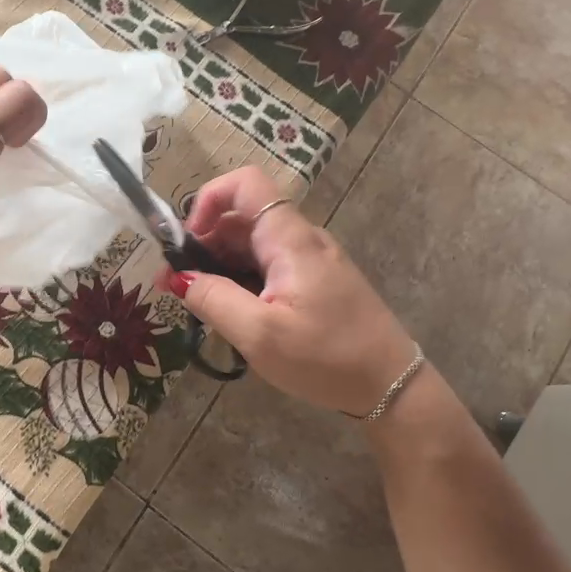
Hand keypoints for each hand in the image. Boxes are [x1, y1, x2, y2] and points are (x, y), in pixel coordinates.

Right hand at [158, 167, 416, 416]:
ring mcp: (309, 260)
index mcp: (290, 240)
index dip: (207, 199)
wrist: (393, 388)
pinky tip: (231, 311)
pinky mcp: (313, 281)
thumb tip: (176, 277)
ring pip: (250, 242)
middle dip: (202, 242)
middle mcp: (300, 239)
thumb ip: (213, 300)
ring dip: (218, 263)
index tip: (186, 243)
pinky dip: (239, 278)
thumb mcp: (260, 335)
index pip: (244, 183)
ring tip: (200, 303)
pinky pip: (265, 263)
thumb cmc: (327, 359)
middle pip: (241, 216)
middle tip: (177, 285)